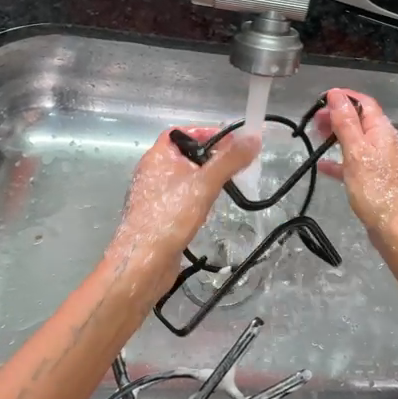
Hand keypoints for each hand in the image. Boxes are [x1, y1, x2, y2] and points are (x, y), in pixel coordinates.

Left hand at [107, 127, 258, 292]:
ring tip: (227, 187)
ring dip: (205, 180)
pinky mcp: (159, 218)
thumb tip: (255, 137)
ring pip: (185, 179)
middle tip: (236, 165)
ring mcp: (154, 197)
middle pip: (185, 155)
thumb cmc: (170, 217)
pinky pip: (182, 199)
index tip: (231, 143)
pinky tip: (209, 211)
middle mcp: (153, 173)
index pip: (181, 132)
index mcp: (157, 157)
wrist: (142, 265)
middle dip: (211, 158)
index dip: (205, 132)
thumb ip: (230, 160)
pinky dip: (197, 200)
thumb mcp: (205, 184)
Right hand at [318, 89, 397, 242]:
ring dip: (336, 135)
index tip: (321, 100)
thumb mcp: (356, 151)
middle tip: (314, 121)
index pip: (364, 103)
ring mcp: (379, 160)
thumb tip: (336, 94)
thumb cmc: (374, 187)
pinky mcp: (373, 178)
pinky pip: (353, 162)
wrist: (392, 226)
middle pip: (359, 120)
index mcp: (381, 130)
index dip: (344, 97)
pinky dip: (338, 160)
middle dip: (337, 116)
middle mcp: (383, 141)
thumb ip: (346, 122)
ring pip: (355, 140)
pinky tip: (322, 166)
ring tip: (316, 136)